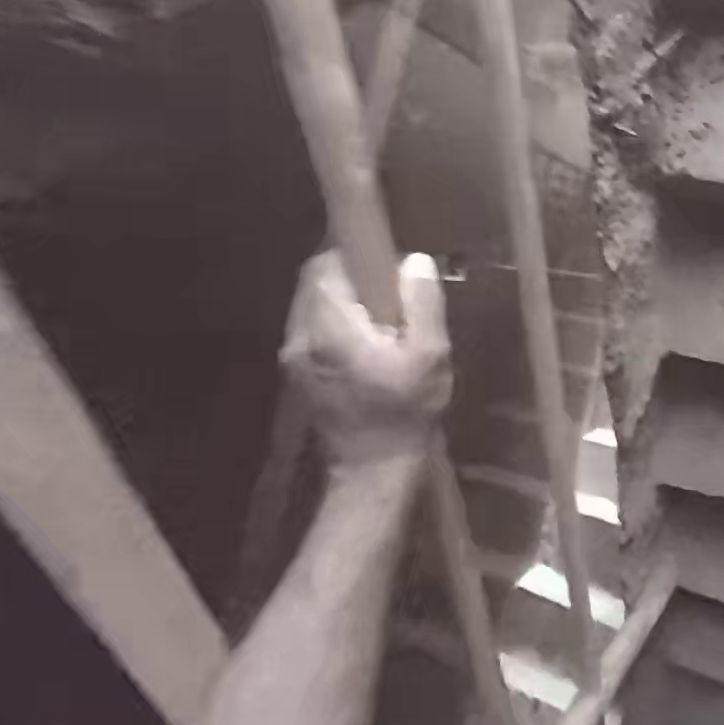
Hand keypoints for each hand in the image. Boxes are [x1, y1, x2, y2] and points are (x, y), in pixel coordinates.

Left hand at [279, 250, 450, 462]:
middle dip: (352, 276)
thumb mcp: (430, 356)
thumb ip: (422, 305)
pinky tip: (368, 341)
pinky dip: (337, 319)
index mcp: (330, 330)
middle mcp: (300, 338)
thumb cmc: (406, 411)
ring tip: (382, 320)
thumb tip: (414, 261)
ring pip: (312, 303)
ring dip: (344, 299)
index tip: (387, 268)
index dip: (355, 255)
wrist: (374, 469)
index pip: (325, 267)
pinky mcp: (298, 370)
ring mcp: (294, 356)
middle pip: (315, 282)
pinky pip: (313, 325)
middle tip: (391, 295)